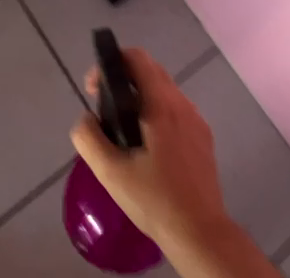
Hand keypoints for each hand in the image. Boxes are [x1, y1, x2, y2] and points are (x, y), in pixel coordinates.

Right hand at [70, 48, 230, 254]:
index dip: (111, 62)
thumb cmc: (154, 200)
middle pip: (150, 72)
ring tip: (122, 130)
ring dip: (140, 97)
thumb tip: (86, 118)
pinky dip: (156, 113)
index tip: (94, 88)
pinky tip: (146, 147)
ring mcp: (196, 120)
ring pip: (164, 91)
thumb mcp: (110, 172)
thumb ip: (89, 138)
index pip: (138, 58)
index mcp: (162, 105)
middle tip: (103, 111)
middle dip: (123, 80)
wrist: (198, 231)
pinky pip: (176, 111)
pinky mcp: (203, 136)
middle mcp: (182, 104)